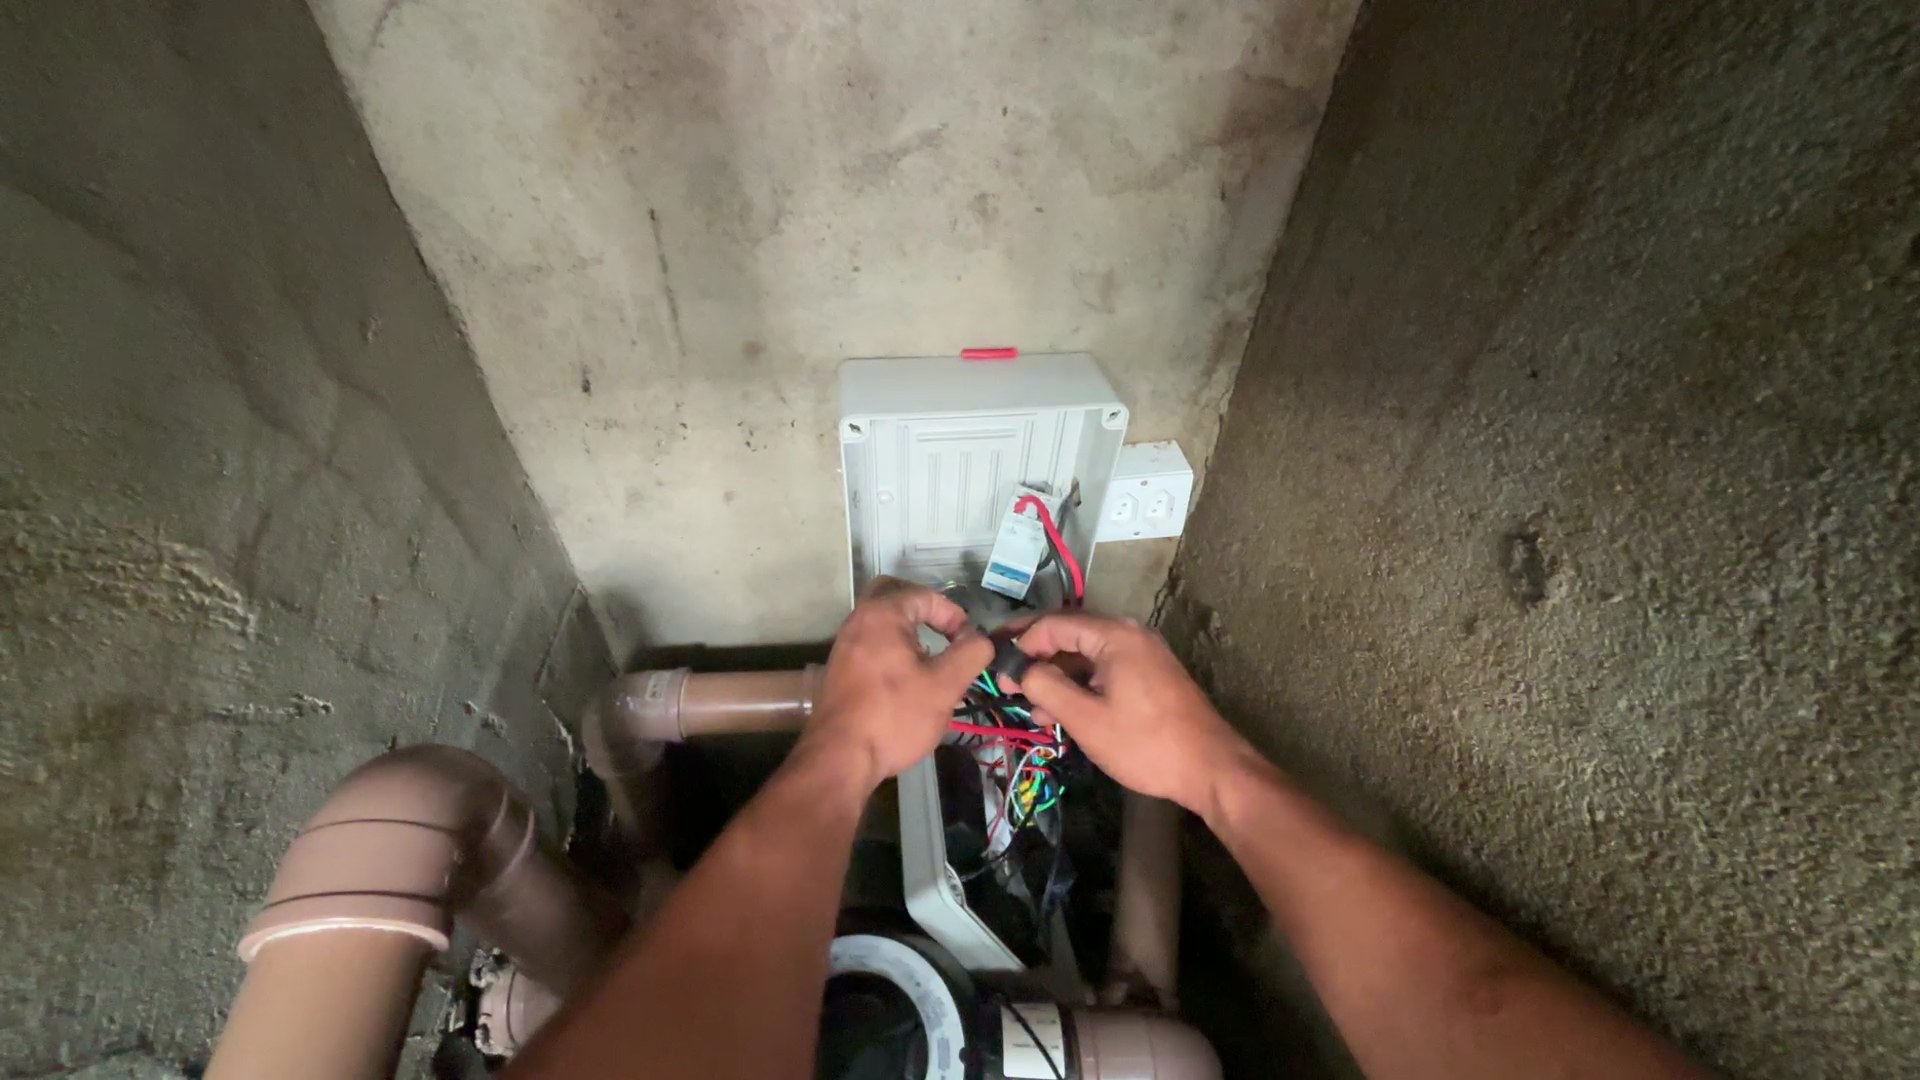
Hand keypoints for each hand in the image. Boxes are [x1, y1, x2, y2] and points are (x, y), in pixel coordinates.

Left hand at [801, 577, 993, 788]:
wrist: (839, 758)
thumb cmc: (895, 716)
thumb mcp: (945, 685)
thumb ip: (970, 653)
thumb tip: (979, 639)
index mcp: (882, 614)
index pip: (926, 595)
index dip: (953, 615)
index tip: (967, 643)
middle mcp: (858, 620)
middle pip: (895, 594)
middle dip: (924, 609)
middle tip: (945, 633)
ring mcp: (845, 644)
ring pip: (881, 620)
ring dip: (908, 630)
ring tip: (931, 659)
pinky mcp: (840, 668)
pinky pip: (870, 642)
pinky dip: (892, 647)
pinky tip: (906, 677)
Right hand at [1011, 614, 1255, 812]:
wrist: (1211, 768)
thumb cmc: (1145, 743)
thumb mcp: (1086, 718)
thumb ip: (1046, 687)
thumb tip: (1019, 670)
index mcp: (1114, 635)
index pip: (1054, 624)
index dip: (1022, 644)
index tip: (999, 671)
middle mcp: (1129, 634)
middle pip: (1070, 634)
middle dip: (1035, 655)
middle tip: (1004, 674)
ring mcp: (1142, 654)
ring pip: (1086, 655)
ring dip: (1056, 675)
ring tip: (1031, 706)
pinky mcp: (1148, 675)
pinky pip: (1103, 668)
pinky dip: (1079, 685)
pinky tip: (1061, 712)